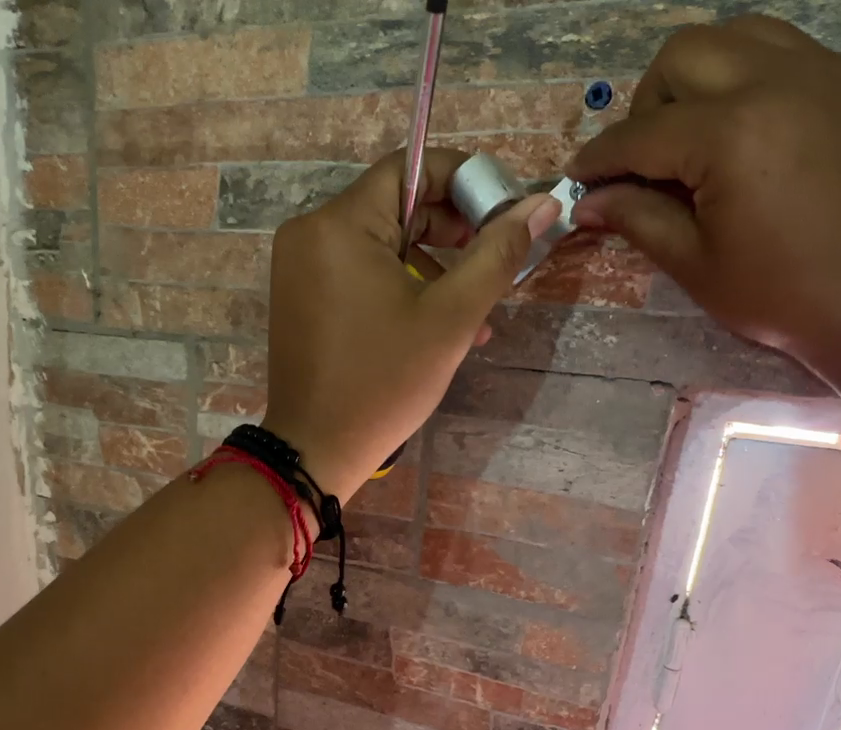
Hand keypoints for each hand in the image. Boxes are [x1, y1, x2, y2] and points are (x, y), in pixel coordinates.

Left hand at [261, 148, 559, 499]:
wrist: (316, 450)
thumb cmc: (384, 382)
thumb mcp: (450, 317)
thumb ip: (496, 252)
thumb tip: (541, 204)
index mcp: (340, 224)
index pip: (410, 168)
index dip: (463, 181)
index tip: (502, 212)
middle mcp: (310, 232)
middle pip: (394, 205)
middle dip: (450, 230)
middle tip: (493, 261)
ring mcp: (299, 267)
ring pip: (379, 243)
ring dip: (431, 266)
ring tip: (474, 310)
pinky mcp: (300, 297)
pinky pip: (357, 273)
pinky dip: (397, 287)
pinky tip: (436, 324)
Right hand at [567, 16, 840, 391]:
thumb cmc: (782, 295)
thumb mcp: (695, 264)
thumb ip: (637, 218)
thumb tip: (588, 200)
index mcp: (731, 133)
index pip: (640, 133)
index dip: (599, 159)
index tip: (578, 180)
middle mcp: (778, 81)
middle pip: (684, 54)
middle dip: (648, 103)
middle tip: (647, 160)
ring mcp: (826, 74)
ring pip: (739, 36)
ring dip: (701, 77)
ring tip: (698, 137)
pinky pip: (788, 54)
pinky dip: (751, 81)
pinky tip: (751, 138)